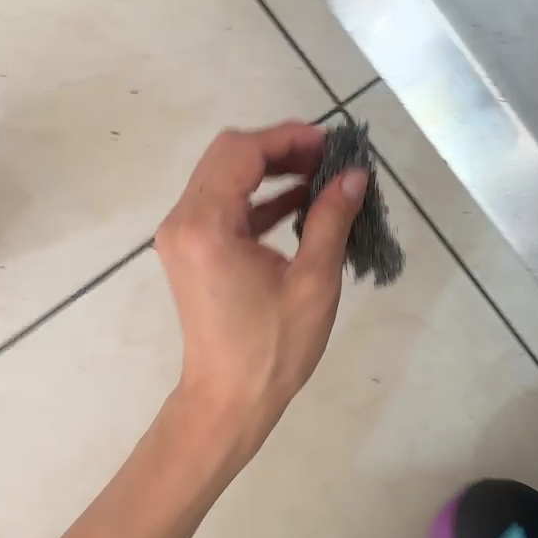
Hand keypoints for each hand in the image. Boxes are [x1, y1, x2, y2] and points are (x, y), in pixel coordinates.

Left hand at [154, 123, 367, 454]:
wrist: (229, 400)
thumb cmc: (273, 347)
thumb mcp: (313, 281)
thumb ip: (331, 219)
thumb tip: (354, 175)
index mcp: (207, 225)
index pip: (241, 152)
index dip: (287, 137)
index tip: (331, 143)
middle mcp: (184, 221)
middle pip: (228, 155)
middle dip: (280, 147)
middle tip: (328, 157)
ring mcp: (184, 235)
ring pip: (225, 175)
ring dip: (271, 169)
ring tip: (321, 175)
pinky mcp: (193, 250)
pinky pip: (225, 204)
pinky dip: (261, 196)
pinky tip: (301, 203)